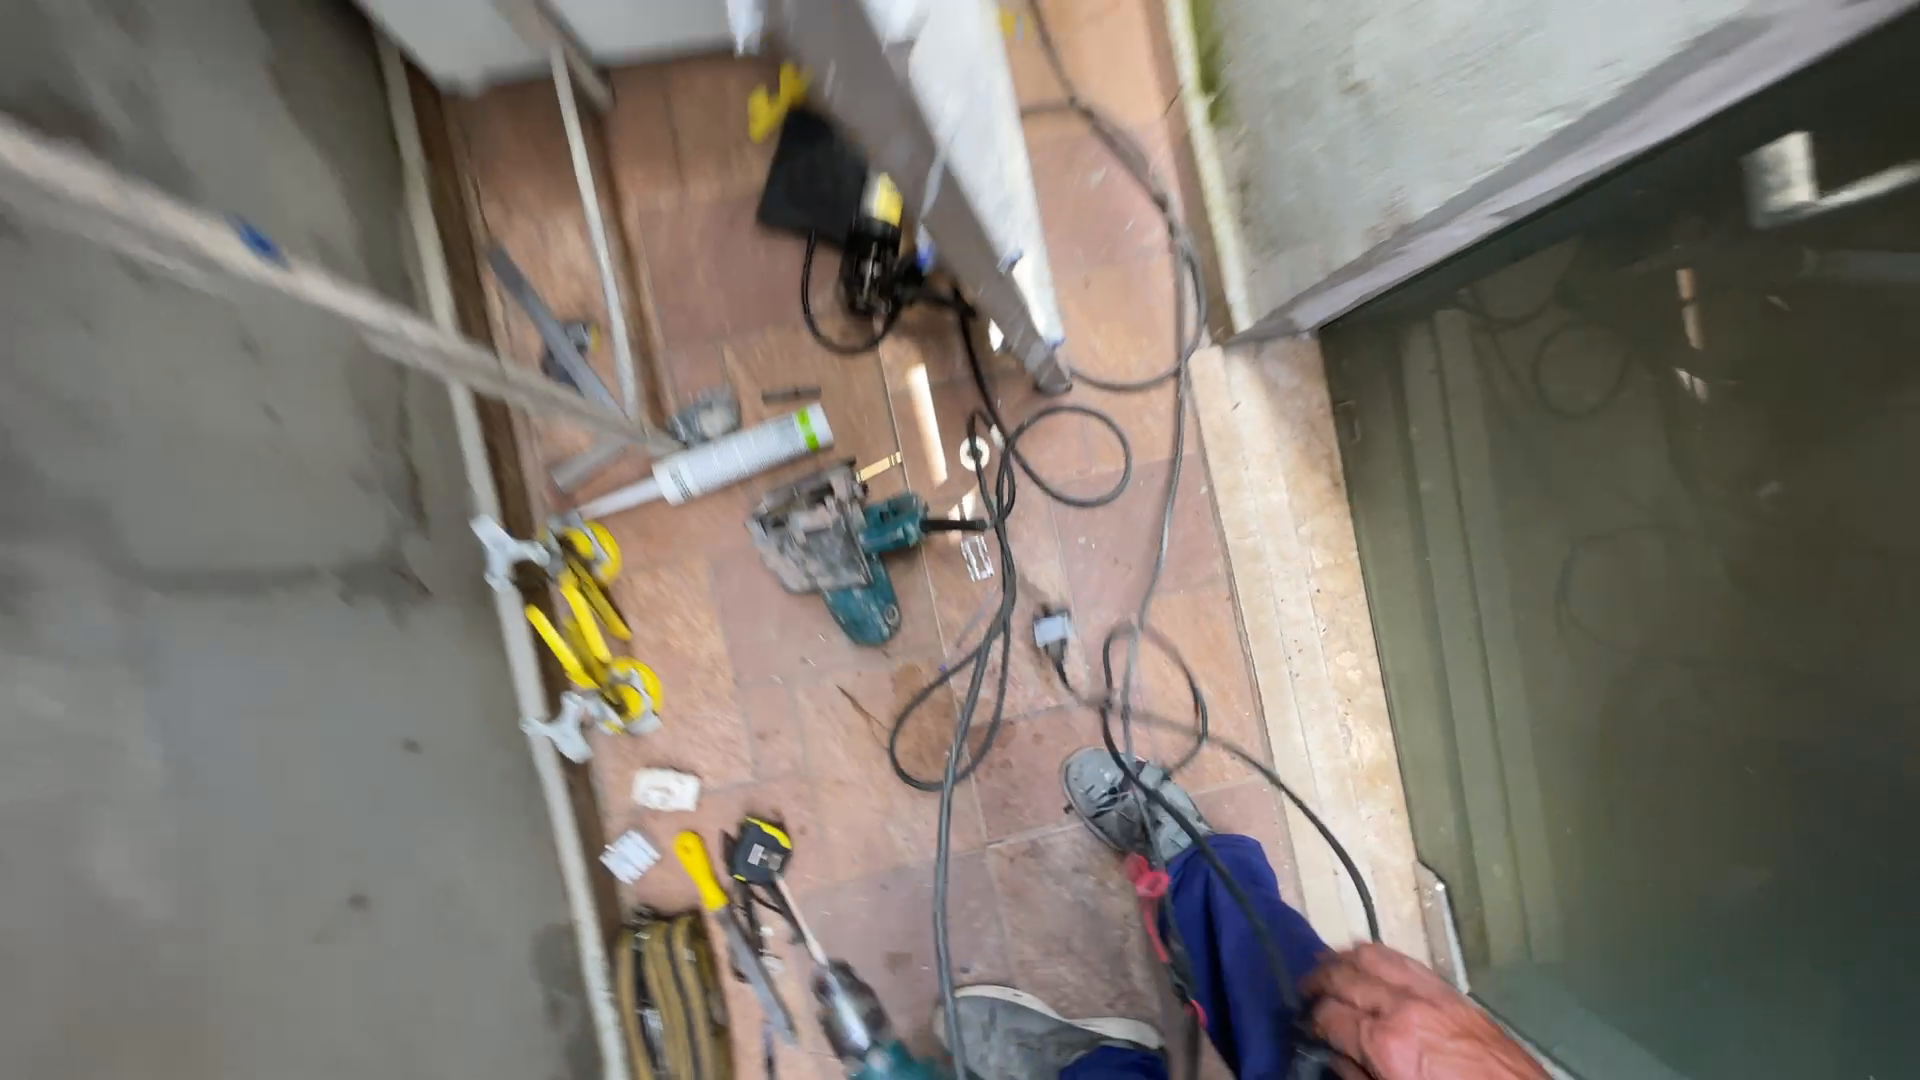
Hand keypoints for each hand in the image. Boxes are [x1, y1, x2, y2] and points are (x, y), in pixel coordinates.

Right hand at [1302, 944, 1547, 1079]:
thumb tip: (1336, 1058)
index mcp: (1385, 1045)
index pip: (1328, 1015)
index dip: (1311, 1020)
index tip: (1307, 1027)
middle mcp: (1401, 1007)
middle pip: (1341, 975)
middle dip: (1317, 982)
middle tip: (1306, 993)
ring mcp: (1428, 994)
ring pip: (1369, 954)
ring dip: (1344, 959)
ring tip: (1332, 971)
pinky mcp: (1452, 993)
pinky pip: (1403, 959)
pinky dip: (1377, 957)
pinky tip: (1370, 967)